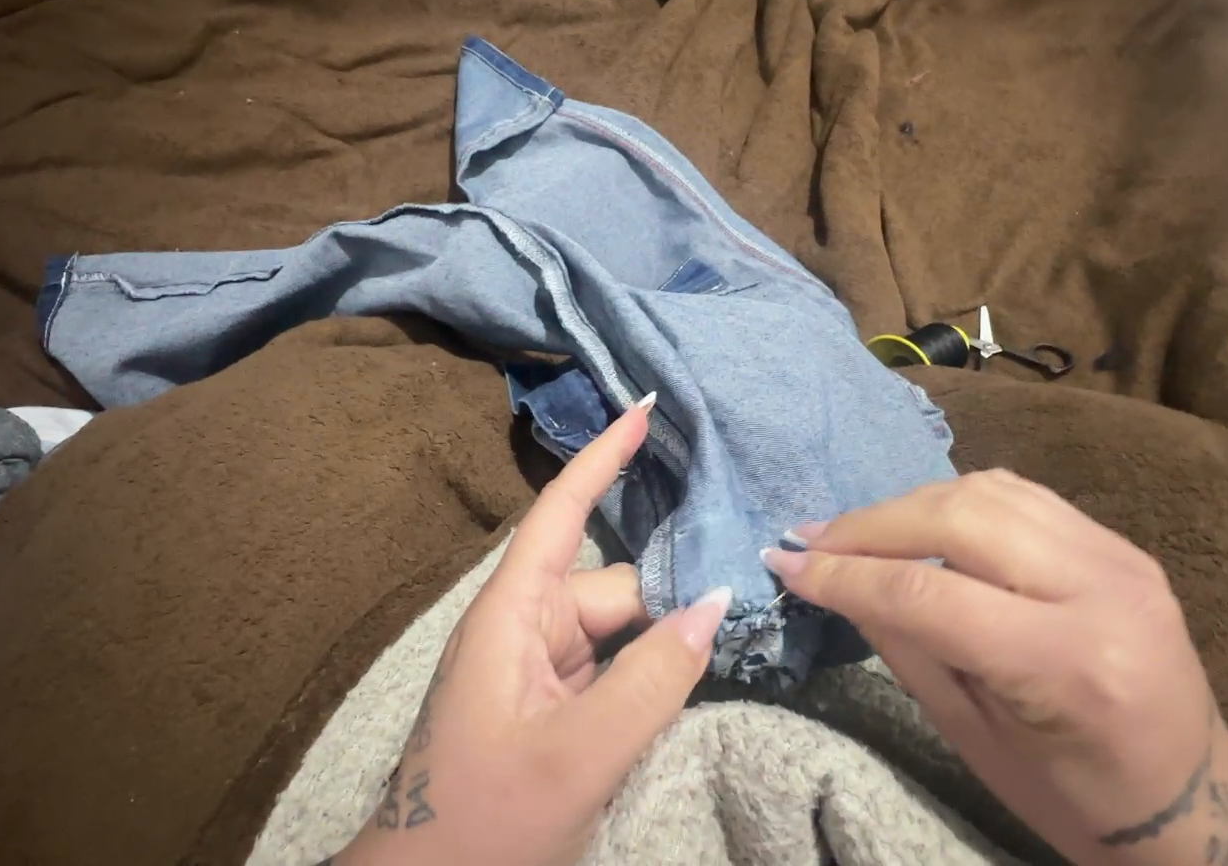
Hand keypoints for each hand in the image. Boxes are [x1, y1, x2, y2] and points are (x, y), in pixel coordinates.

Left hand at [337, 394, 731, 865]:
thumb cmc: (484, 821)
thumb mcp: (576, 756)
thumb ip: (651, 681)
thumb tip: (714, 605)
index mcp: (515, 611)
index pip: (563, 509)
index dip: (604, 454)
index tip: (645, 406)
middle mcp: (529, 624)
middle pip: (618, 586)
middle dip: (671, 602)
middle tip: (743, 612)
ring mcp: (542, 664)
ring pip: (624, 629)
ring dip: (665, 644)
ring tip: (724, 655)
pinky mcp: (555, 699)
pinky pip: (615, 665)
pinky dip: (650, 670)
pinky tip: (688, 683)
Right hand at [761, 469, 1223, 865]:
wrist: (1195, 797)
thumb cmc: (1073, 793)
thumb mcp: (973, 736)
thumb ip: (903, 646)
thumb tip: (833, 582)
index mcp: (1066, 664)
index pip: (926, 595)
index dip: (843, 576)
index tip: (784, 563)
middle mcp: (1099, 590)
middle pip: (955, 519)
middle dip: (868, 526)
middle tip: (813, 541)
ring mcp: (1116, 554)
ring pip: (983, 490)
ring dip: (905, 506)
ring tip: (856, 532)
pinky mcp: (1117, 541)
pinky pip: (1015, 494)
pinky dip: (952, 500)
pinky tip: (919, 523)